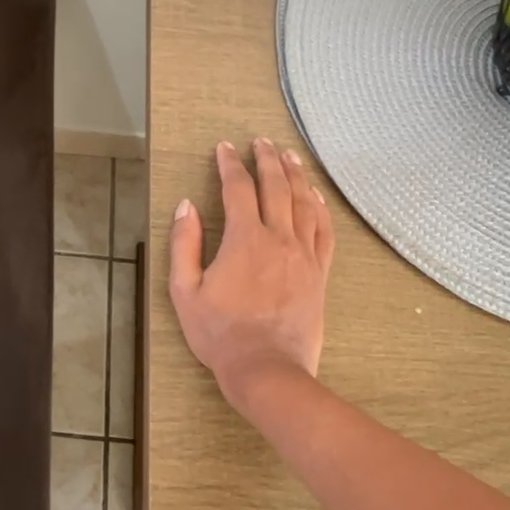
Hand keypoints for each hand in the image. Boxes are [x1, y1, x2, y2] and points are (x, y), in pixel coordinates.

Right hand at [169, 139, 335, 423]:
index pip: (238, 189)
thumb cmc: (219, 332)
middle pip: (276, 187)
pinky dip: (321, 207)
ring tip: (290, 156)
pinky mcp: (319, 273)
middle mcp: (278, 238)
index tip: (224, 148)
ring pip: (305, 203)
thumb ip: (184, 244)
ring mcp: (304, 255)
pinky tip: (316, 196)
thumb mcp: (184, 290)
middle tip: (261, 141)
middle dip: (267, 159)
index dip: (230, 164)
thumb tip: (187, 207)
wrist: (266, 368)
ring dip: (296, 175)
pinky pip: (324, 230)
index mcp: (244, 239)